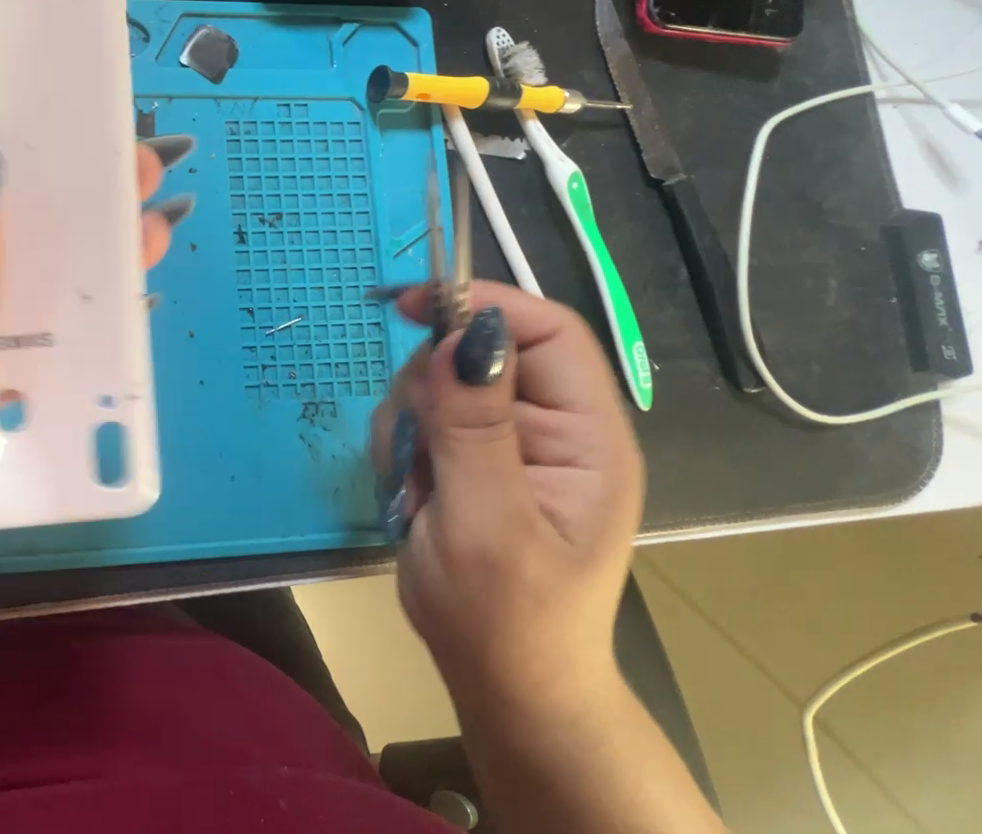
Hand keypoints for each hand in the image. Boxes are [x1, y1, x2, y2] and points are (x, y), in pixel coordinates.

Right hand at [375, 282, 643, 707]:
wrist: (499, 678)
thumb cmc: (506, 614)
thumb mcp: (487, 523)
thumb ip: (473, 429)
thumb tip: (456, 336)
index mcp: (586, 436)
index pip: (548, 333)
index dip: (483, 306)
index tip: (408, 307)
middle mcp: (551, 427)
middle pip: (479, 353)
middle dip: (428, 386)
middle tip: (412, 446)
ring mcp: (506, 443)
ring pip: (436, 385)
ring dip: (407, 424)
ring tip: (414, 487)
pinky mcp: (468, 460)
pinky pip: (418, 420)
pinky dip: (398, 447)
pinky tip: (410, 493)